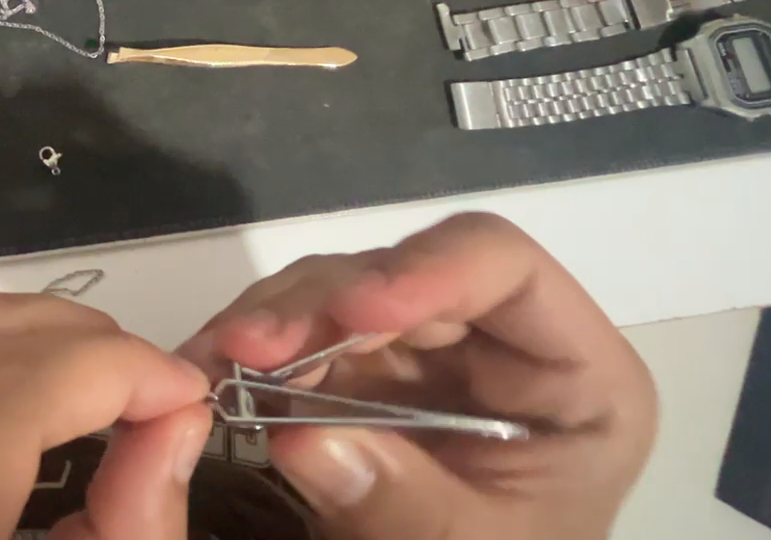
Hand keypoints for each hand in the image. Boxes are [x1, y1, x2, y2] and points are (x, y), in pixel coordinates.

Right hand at [177, 213, 656, 539]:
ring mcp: (407, 336)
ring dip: (264, 322)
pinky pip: (290, 321)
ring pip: (325, 287)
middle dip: (310, 308)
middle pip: (386, 272)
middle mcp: (478, 330)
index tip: (351, 310)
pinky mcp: (349, 352)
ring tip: (210, 363)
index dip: (424, 269)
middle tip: (241, 348)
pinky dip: (245, 341)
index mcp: (560, 367)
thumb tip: (298, 439)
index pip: (498, 266)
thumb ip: (404, 505)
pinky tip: (210, 363)